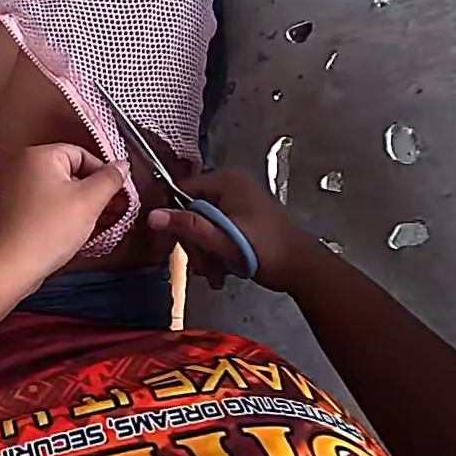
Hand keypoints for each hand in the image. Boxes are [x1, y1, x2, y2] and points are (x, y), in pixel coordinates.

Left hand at [0, 144, 129, 286]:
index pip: (83, 154)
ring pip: (64, 192)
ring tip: (108, 222)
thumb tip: (122, 165)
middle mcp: (26, 168)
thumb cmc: (51, 228)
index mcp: (41, 156)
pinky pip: (52, 206)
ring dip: (88, 205)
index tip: (120, 193)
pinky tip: (86, 230)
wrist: (11, 267)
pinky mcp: (19, 213)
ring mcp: (20, 191)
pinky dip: (70, 214)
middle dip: (99, 191)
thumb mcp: (89, 201)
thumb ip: (110, 179)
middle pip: (73, 173)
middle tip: (119, 209)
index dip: (105, 173)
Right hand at [146, 169, 320, 292]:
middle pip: (194, 211)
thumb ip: (188, 226)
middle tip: (203, 267)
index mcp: (227, 181)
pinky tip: (223, 272)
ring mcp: (241, 201)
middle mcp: (233, 185)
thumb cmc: (265, 251)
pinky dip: (218, 251)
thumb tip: (152, 216)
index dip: (175, 217)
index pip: (183, 191)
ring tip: (215, 274)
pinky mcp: (246, 217)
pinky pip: (220, 230)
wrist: (303, 268)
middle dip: (196, 243)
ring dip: (206, 252)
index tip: (174, 244)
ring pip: (206, 225)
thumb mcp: (222, 240)